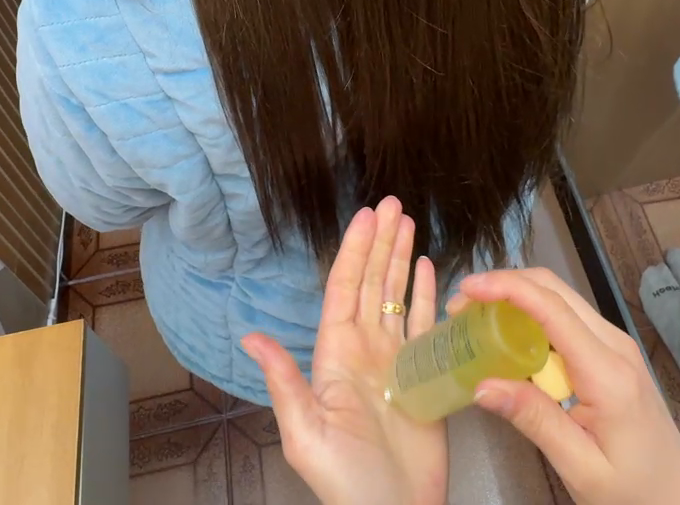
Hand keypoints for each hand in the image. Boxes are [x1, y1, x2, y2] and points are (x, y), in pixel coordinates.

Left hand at [242, 197, 445, 504]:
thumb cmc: (345, 479)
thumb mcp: (306, 433)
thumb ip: (283, 381)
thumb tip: (249, 336)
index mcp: (335, 353)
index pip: (345, 288)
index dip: (355, 250)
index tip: (366, 216)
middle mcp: (364, 348)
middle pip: (373, 282)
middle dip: (382, 242)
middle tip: (393, 203)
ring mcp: (394, 360)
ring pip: (397, 296)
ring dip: (402, 258)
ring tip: (409, 222)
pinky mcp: (423, 376)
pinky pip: (423, 326)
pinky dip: (427, 295)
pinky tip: (429, 268)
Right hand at [457, 268, 679, 504]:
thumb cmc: (633, 491)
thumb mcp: (581, 468)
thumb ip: (534, 421)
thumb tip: (482, 384)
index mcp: (607, 371)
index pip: (551, 308)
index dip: (505, 288)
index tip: (466, 289)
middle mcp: (614, 343)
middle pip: (553, 288)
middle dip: (503, 285)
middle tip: (462, 306)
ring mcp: (615, 342)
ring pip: (558, 296)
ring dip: (515, 296)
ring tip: (476, 317)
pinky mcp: (610, 350)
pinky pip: (565, 316)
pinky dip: (530, 314)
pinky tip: (507, 335)